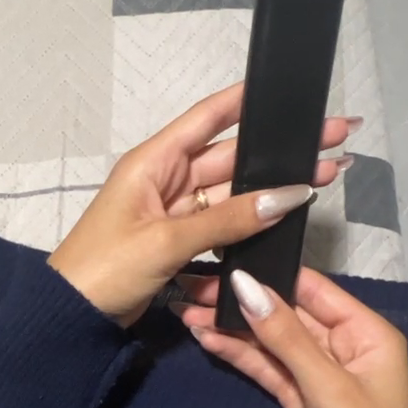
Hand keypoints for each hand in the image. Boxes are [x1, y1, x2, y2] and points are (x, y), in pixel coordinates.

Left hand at [49, 82, 355, 325]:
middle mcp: (165, 181)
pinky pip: (220, 227)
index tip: (288, 90)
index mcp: (153, 163)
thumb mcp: (166, 240)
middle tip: (334, 141)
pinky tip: (283, 220)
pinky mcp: (177, 244)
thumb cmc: (106, 268)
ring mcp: (173, 214)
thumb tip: (288, 195)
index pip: (206, 119)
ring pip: (230, 195)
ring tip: (325, 177)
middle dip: (277, 154)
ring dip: (271, 190)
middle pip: (230, 159)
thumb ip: (227, 219)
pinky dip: (247, 226)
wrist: (73, 317)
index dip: (246, 101)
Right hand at [175, 268, 407, 407]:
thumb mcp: (327, 385)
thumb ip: (285, 335)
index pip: (312, 289)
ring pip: (269, 341)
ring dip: (232, 329)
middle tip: (191, 289)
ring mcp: (316, 373)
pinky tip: (208, 339)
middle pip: (285, 313)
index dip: (268, 274)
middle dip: (241, 302)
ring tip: (187, 313)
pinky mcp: (297, 398)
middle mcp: (341, 345)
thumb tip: (245, 285)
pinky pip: (265, 367)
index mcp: (365, 332)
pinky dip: (238, 354)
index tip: (224, 262)